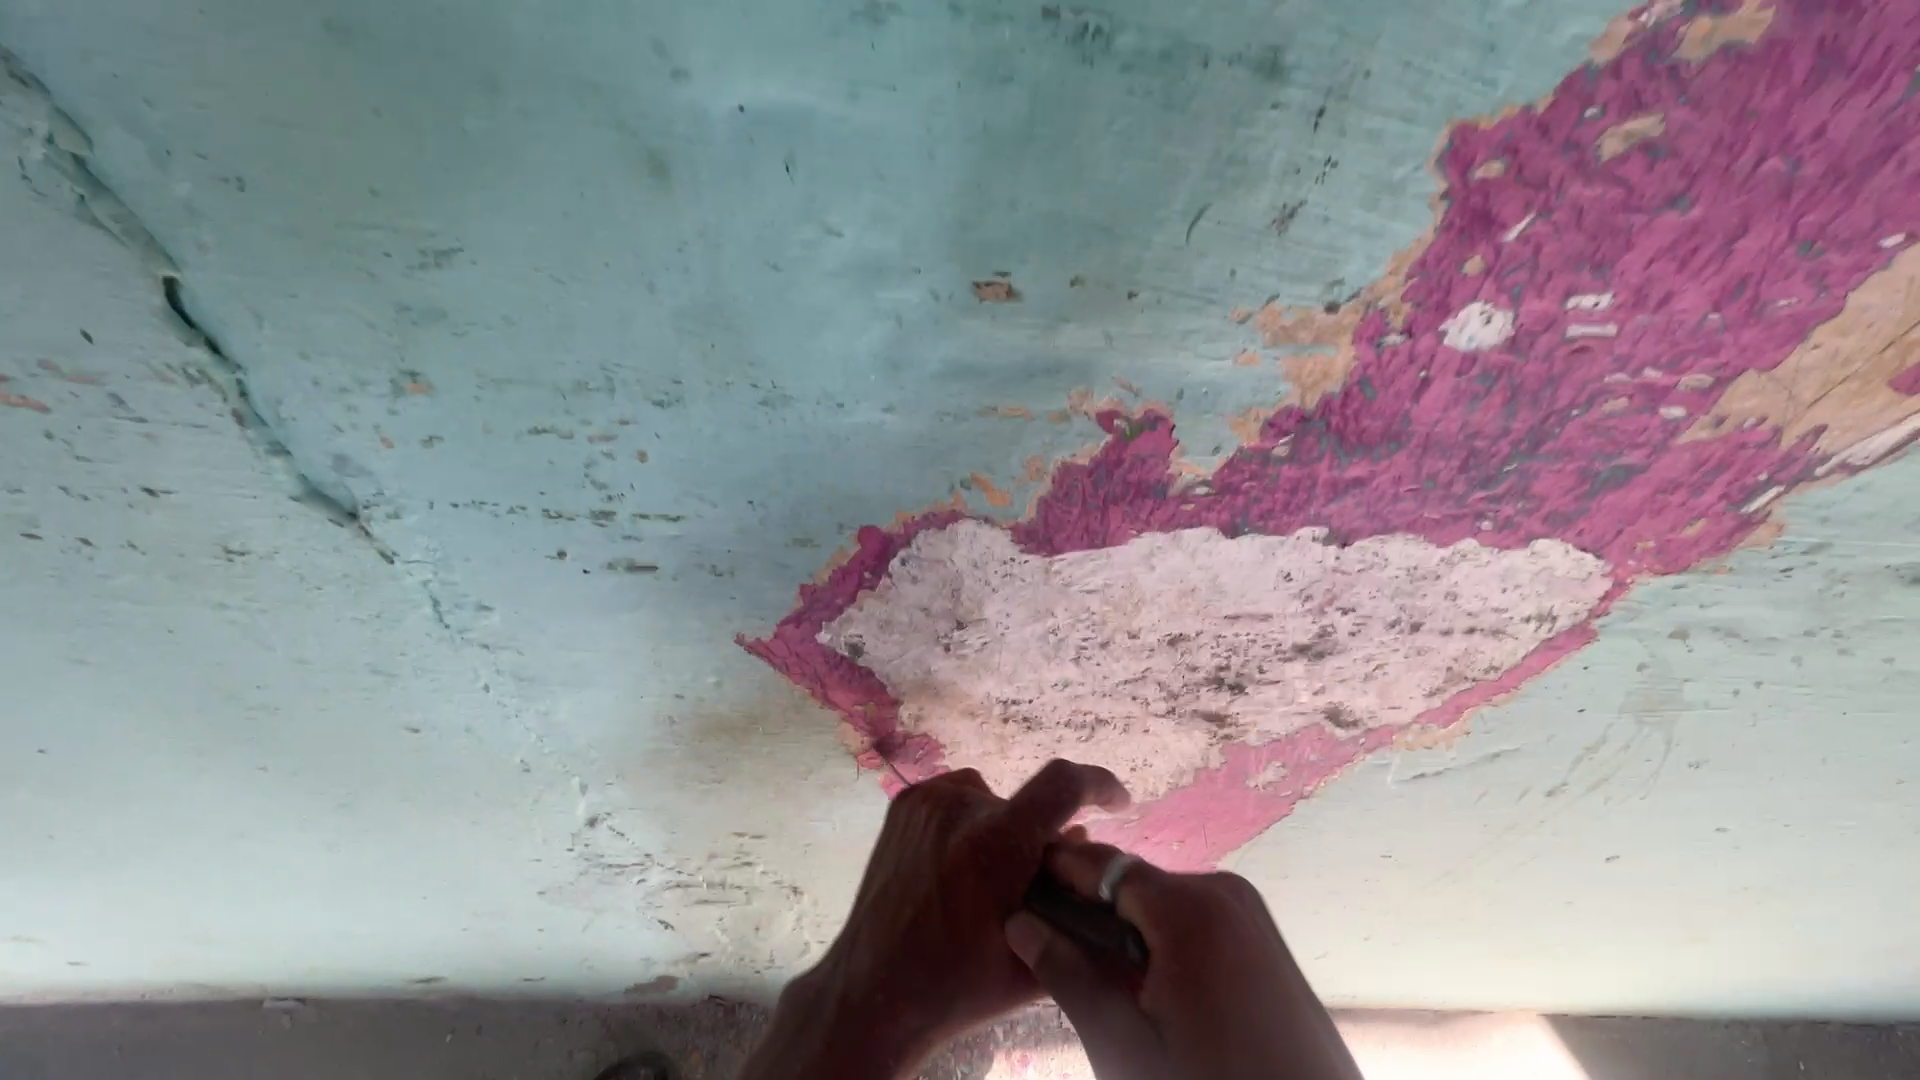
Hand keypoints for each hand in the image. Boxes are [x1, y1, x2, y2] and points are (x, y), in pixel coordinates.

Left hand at [742, 759, 1128, 1079]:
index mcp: (996, 844)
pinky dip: (969, 820)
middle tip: (1029, 880)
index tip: (1116, 800)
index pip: (1062, 783)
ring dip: (1001, 828)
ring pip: (991, 799)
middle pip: (1025, 804)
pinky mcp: (904, 803)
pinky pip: (957, 796)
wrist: (873, 989)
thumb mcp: (1031, 953)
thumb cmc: (958, 984)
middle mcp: (959, 807)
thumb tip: (1081, 844)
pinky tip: (958, 862)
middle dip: (1038, 835)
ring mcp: (926, 801)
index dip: (1098, 783)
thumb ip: (1069, 899)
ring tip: (985, 877)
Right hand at [1004, 842, 1362, 1079]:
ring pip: (1160, 901)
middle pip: (1129, 883)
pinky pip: (1193, 917)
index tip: (1016, 891)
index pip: (1100, 864)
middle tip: (1058, 959)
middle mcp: (1222, 891)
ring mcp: (1248, 911)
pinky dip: (1162, 941)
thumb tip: (1017, 923)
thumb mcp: (1127, 1047)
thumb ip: (1069, 977)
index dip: (1054, 872)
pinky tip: (1151, 991)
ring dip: (1125, 931)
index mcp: (1189, 909)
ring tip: (1105, 986)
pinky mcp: (1262, 934)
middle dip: (1089, 912)